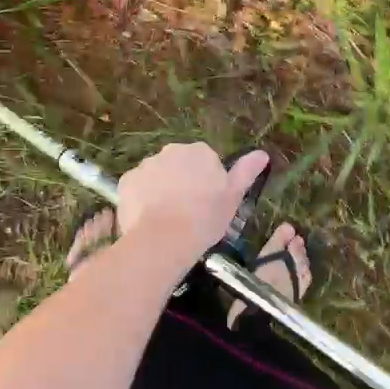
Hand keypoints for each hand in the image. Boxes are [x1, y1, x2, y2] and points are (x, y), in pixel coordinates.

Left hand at [115, 144, 268, 267]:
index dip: (206, 182)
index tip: (207, 203)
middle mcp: (172, 151)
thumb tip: (262, 153)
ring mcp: (146, 165)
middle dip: (182, 181)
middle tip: (188, 211)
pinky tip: (148, 218)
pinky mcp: (127, 181)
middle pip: (179, 164)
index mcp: (200, 151)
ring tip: (167, 218)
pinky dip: (142, 199)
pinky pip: (137, 187)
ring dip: (162, 189)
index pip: (205, 161)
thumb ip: (246, 172)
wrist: (164, 238)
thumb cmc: (205, 218)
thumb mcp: (233, 197)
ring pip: (157, 175)